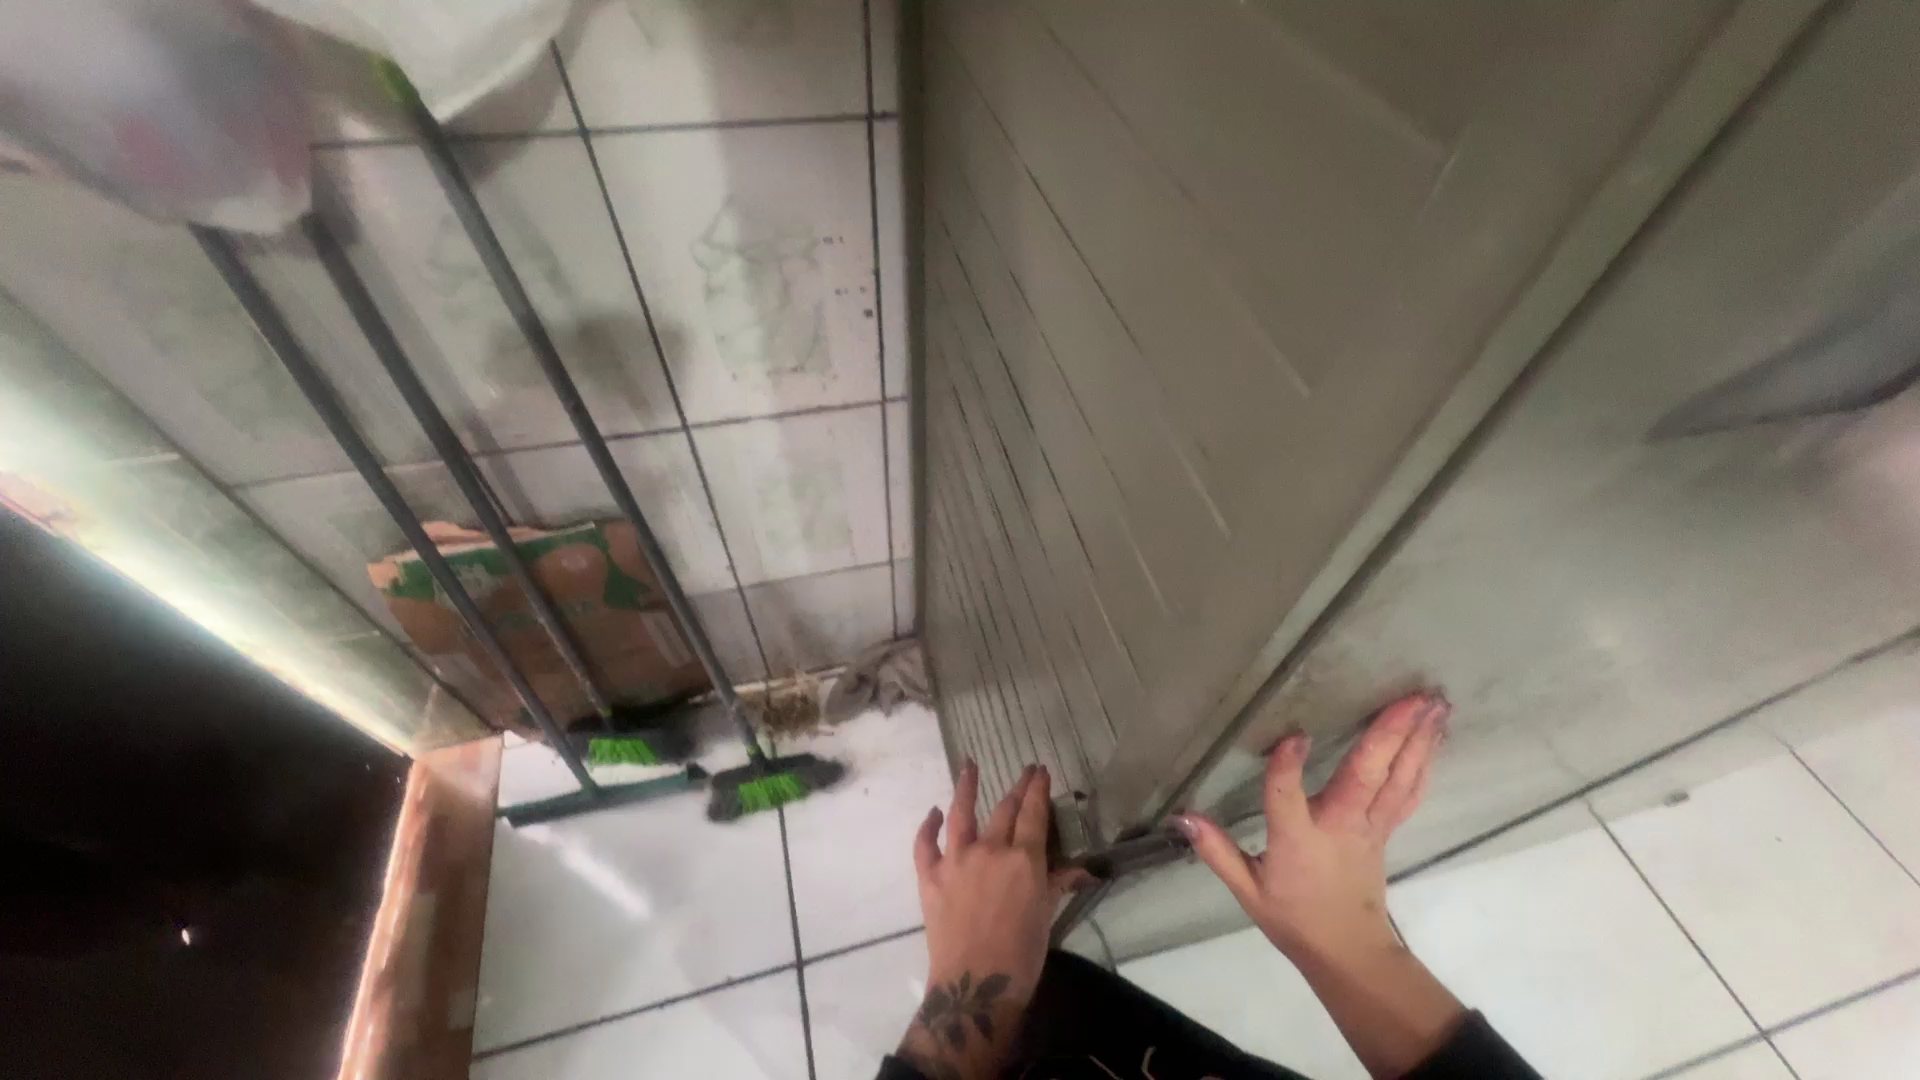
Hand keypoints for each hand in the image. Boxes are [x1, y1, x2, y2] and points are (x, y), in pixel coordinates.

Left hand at [899, 762, 1082, 1079]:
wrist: (975, 986)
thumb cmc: (1021, 955)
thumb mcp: (1047, 916)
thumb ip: (1058, 883)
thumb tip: (1084, 868)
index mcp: (1023, 859)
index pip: (1033, 813)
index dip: (1037, 789)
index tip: (1040, 771)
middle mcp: (989, 850)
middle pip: (1004, 810)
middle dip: (1017, 788)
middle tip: (1025, 772)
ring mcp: (956, 861)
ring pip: (961, 814)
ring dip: (966, 787)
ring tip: (969, 765)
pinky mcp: (930, 877)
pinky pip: (924, 845)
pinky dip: (928, 826)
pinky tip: (933, 812)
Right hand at [1177, 693, 1462, 1079]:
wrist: (1350, 954)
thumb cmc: (1294, 918)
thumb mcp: (1247, 891)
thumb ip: (1217, 851)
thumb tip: (1183, 818)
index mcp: (1298, 840)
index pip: (1287, 798)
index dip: (1288, 767)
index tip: (1293, 734)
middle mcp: (1341, 826)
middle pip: (1368, 776)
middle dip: (1391, 735)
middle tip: (1414, 697)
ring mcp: (1371, 827)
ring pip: (1399, 779)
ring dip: (1418, 740)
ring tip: (1434, 705)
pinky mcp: (1386, 829)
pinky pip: (1408, 791)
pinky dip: (1422, 762)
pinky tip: (1433, 738)